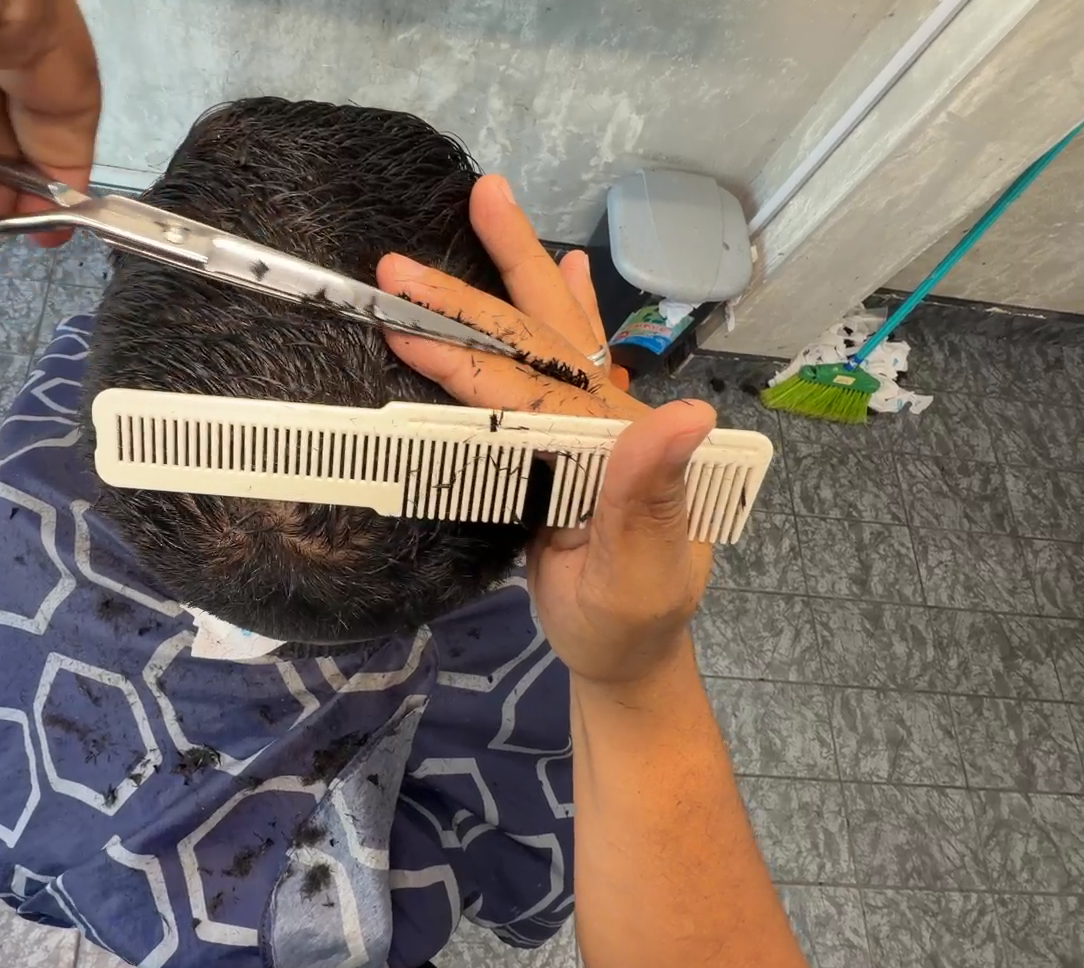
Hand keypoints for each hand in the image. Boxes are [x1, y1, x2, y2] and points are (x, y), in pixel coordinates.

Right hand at [376, 175, 717, 686]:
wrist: (626, 648)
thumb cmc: (626, 625)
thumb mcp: (642, 576)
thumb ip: (653, 499)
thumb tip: (683, 409)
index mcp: (621, 445)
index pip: (535, 389)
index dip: (466, 358)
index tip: (401, 328)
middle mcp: (611, 418)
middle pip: (544, 340)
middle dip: (475, 295)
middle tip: (407, 257)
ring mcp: (594, 425)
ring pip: (554, 335)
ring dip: (518, 270)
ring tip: (490, 203)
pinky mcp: (574, 441)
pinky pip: (566, 365)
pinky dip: (564, 311)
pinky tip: (563, 270)